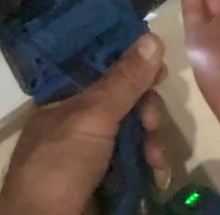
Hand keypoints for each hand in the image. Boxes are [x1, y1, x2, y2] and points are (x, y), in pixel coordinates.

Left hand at [0, 32, 171, 214]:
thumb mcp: (92, 116)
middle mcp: (80, 122)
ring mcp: (94, 154)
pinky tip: (158, 174)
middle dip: (147, 109)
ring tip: (155, 159)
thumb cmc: (60, 164)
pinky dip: (150, 166)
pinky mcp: (109, 182)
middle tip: (153, 122)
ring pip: (135, 133)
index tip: (159, 68)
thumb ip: (124, 80)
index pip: (103, 70)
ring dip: (152, 141)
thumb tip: (153, 36)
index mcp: (66, 99)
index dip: (132, 66)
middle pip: (125, 102)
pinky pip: (137, 164)